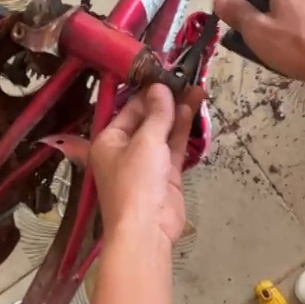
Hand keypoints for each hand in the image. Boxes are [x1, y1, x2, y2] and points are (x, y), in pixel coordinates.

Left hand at [89, 84, 196, 244]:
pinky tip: (191, 111)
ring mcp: (147, 162)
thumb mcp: (145, 143)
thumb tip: (161, 88)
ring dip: (178, 113)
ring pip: (163, 132)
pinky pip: (173, 147)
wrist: (147, 229)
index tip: (167, 74)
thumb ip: (157, 115)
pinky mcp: (165, 175)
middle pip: (147, 119)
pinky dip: (182, 130)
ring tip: (196, 89)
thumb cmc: (136, 183)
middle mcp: (125, 149)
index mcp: (108, 140)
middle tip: (185, 78)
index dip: (148, 92)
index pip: (129, 109)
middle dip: (166, 101)